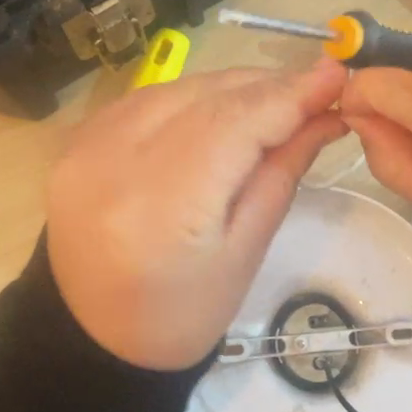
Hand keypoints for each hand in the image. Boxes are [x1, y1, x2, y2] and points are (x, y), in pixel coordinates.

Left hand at [46, 63, 348, 369]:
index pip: (235, 124)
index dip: (288, 94)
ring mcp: (86, 145)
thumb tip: (325, 112)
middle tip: (316, 87)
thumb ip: (283, 172)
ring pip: (178, 88)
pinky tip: (221, 108)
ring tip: (275, 99)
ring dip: (231, 87)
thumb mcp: (246, 252)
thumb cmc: (182, 313)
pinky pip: (148, 97)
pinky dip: (191, 96)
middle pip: (205, 97)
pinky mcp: (76, 139)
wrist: (93, 336)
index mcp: (160, 207)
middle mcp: (114, 161)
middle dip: (265, 86)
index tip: (335, 74)